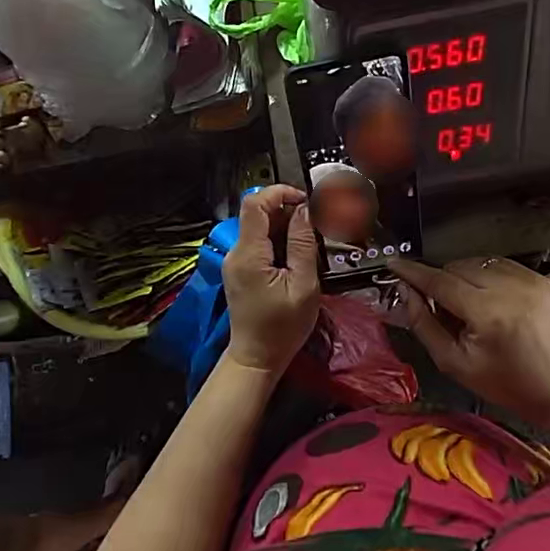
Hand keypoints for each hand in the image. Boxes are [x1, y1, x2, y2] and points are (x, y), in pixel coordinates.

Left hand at [223, 185, 319, 375]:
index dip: (279, 193)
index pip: (255, 204)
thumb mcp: (303, 286)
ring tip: (310, 240)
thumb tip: (305, 211)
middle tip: (315, 224)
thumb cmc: (283, 328)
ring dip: (283, 226)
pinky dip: (277, 241)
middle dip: (286, 211)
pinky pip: (257, 244)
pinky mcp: (239, 270)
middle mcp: (235, 253)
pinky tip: (296, 255)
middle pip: (256, 214)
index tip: (305, 200)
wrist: (257, 357)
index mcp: (248, 255)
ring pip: (258, 228)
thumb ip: (303, 245)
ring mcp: (234, 261)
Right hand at [390, 257, 549, 419]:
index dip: (413, 272)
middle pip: (455, 268)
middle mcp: (509, 289)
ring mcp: (527, 280)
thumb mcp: (453, 363)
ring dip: (459, 278)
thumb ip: (424, 324)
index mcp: (488, 313)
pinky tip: (484, 300)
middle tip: (440, 309)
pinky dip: (481, 276)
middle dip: (439, 282)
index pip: (440, 281)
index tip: (394, 265)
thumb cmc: (505, 383)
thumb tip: (406, 292)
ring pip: (474, 262)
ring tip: (465, 308)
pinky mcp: (538, 278)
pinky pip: (495, 264)